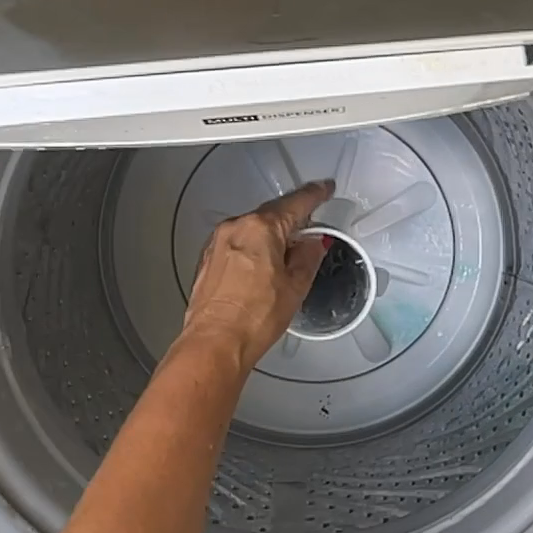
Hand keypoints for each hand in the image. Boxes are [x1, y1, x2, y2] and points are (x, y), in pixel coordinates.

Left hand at [178, 180, 333, 369]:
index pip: (296, 203)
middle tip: (311, 231)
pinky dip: (254, 250)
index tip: (325, 189)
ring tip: (287, 260)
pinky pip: (238, 244)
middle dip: (293, 221)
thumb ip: (308, 256)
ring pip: (253, 230)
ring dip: (272, 238)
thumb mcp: (296, 286)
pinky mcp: (208, 260)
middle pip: (271, 214)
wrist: (215, 342)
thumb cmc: (253, 318)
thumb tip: (311, 244)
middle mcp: (235, 228)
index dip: (315, 195)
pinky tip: (263, 269)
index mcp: (261, 227)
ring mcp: (218, 243)